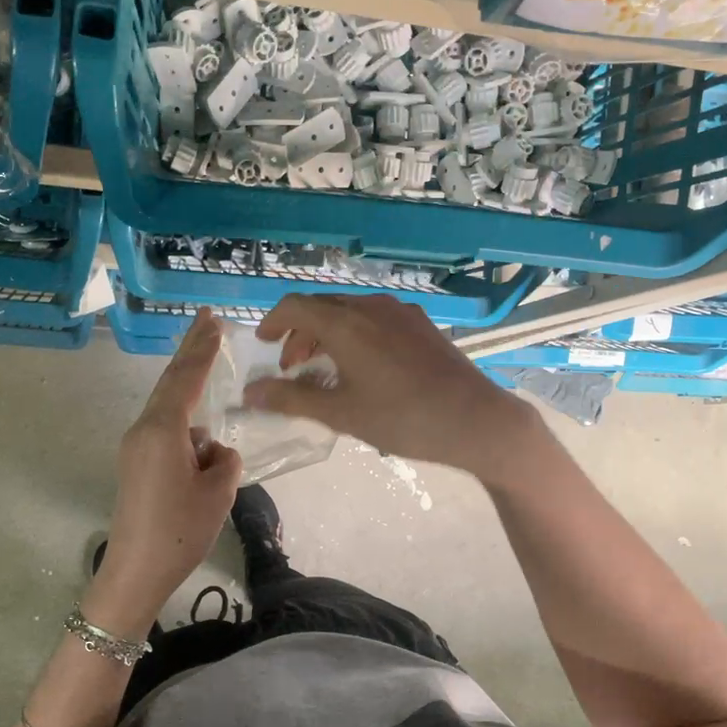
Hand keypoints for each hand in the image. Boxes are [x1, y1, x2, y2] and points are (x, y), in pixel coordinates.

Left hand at [90, 309, 242, 634]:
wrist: (136, 571)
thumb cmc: (180, 529)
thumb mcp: (218, 491)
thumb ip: (224, 459)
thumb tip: (212, 451)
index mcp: (162, 429)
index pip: (186, 377)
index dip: (202, 348)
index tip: (212, 320)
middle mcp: (143, 430)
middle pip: (170, 383)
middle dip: (190, 353)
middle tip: (206, 321)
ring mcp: (135, 448)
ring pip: (169, 412)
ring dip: (192, 401)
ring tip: (213, 407)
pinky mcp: (136, 467)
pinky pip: (165, 433)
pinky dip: (186, 427)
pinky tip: (205, 449)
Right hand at [243, 294, 543, 482]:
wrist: (475, 420)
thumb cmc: (402, 419)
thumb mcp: (340, 414)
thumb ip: (291, 399)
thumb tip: (251, 393)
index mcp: (346, 324)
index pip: (295, 306)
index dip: (272, 322)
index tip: (263, 345)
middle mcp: (371, 307)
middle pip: (322, 307)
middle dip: (299, 333)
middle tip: (290, 368)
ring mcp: (401, 313)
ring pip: (349, 313)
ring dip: (326, 335)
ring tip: (322, 370)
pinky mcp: (421, 325)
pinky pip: (374, 320)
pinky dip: (353, 336)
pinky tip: (360, 368)